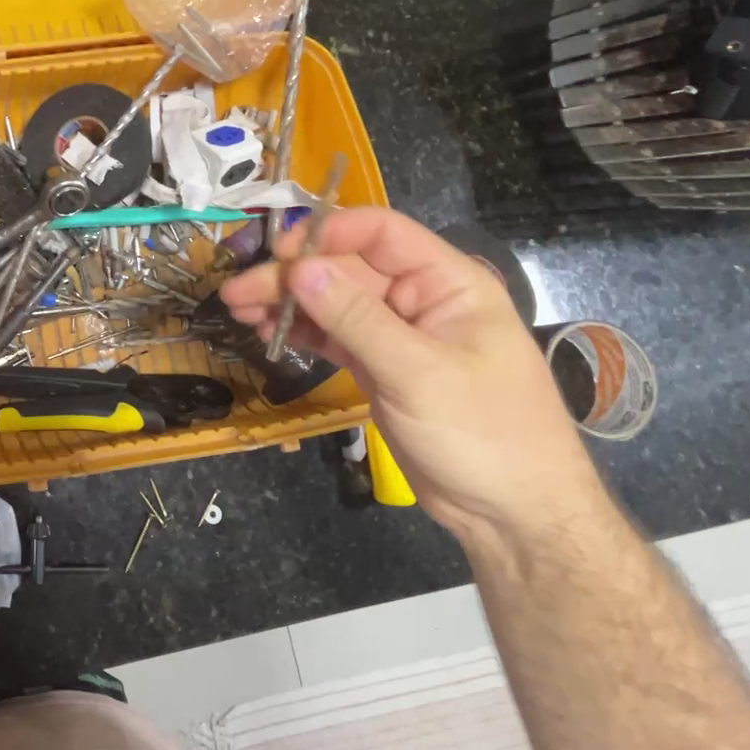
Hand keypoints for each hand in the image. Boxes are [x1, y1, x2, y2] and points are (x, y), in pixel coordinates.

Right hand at [219, 207, 604, 542]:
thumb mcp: (417, 373)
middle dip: (290, 277)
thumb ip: (355, 319)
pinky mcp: (380, 366)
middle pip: (344, 268)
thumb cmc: (484, 434)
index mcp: (447, 282)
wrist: (514, 516)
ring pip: (332, 302)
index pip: (379, 233)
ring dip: (287, 304)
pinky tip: (269, 335)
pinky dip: (301, 333)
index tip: (277, 255)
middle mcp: (419, 298)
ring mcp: (398, 334)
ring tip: (239, 312)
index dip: (326, 234)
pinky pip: (333, 336)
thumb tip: (298, 269)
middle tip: (235, 294)